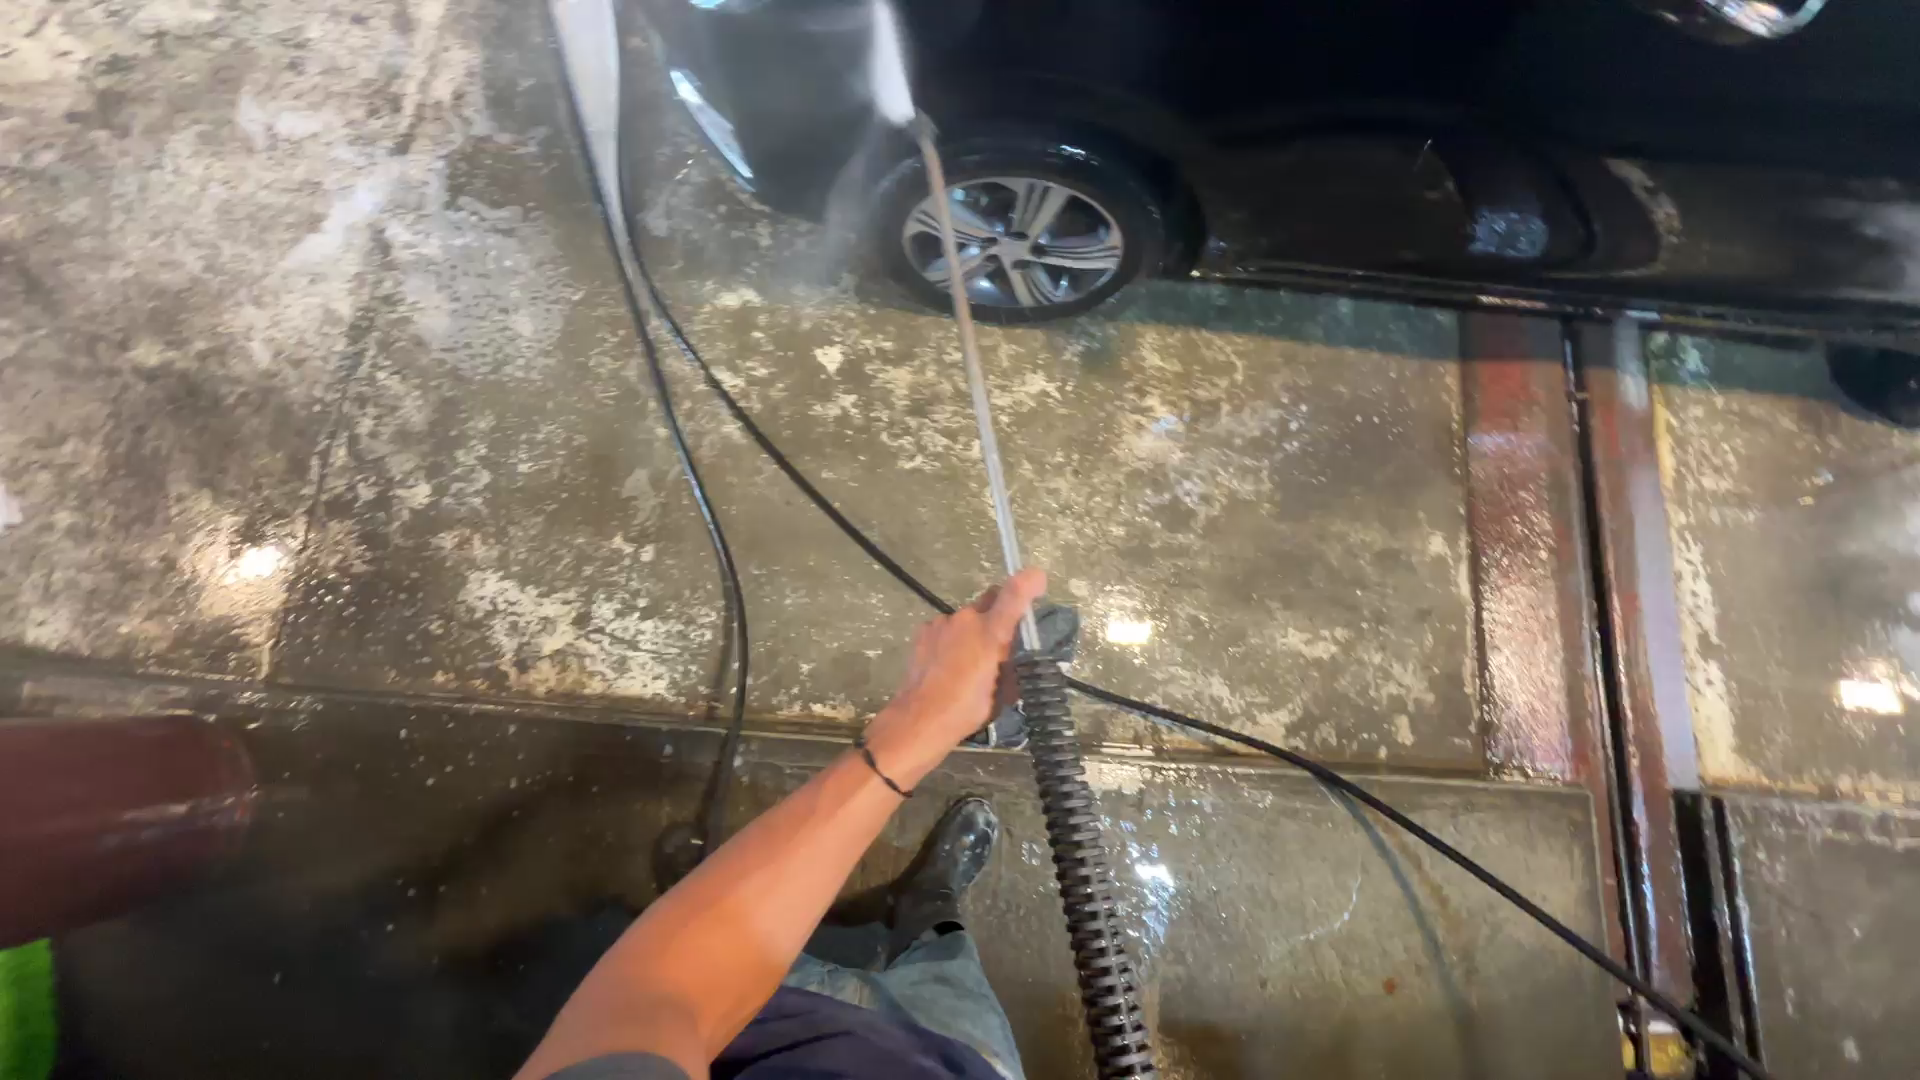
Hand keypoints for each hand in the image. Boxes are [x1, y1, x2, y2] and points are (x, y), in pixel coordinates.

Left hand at [861, 568, 1046, 788]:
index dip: (1028, 583)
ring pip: (966, 618)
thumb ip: (1011, 666)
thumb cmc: (967, 708)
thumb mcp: (1002, 693)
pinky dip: (951, 640)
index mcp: (991, 633)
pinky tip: (947, 663)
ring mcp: (943, 622)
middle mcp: (967, 619)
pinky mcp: (924, 630)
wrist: (920, 718)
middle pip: (990, 602)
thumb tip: (1013, 657)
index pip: (1013, 594)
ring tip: (968, 662)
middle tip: (999, 644)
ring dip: (972, 632)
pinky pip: (946, 628)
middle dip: (998, 616)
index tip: (1038, 579)